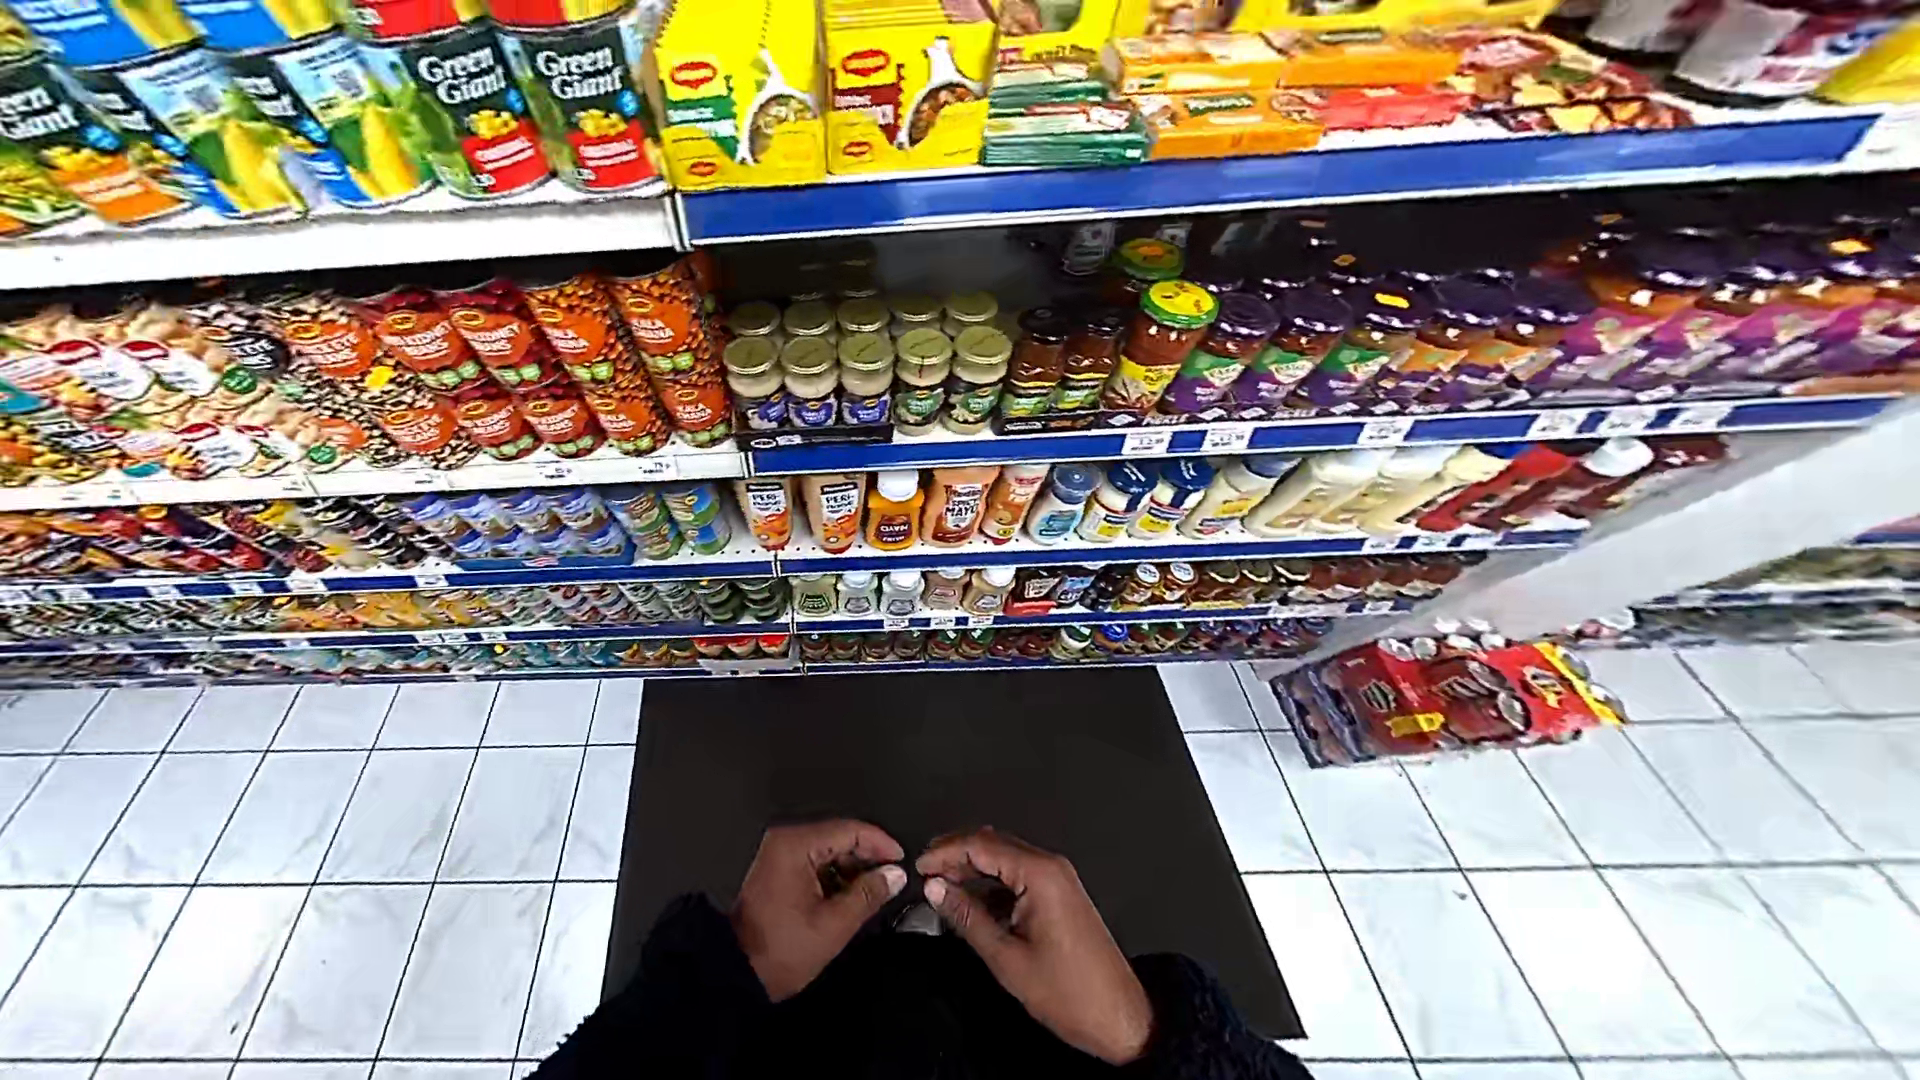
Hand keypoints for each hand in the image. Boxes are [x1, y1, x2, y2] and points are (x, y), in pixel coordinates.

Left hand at [731, 819, 906, 1001]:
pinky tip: (848, 894)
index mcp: (796, 845)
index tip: (899, 859)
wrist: (734, 974)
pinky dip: (835, 873)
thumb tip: (894, 875)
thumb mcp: (833, 925)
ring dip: (852, 866)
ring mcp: (779, 852)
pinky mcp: (778, 867)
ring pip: (829, 848)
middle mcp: (785, 840)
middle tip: (890, 876)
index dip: (881, 843)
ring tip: (872, 890)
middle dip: (868, 856)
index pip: (850, 830)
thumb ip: (869, 894)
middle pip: (839, 835)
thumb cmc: (778, 951)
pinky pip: (815, 859)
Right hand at [917, 828, 1152, 1064]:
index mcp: (1039, 873)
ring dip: (972, 866)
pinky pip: (1018, 873)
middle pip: (993, 842)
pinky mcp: (1058, 891)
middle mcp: (1050, 865)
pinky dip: (991, 880)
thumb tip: (936, 889)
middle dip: (956, 853)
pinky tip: (972, 899)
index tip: (920, 866)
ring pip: (1004, 856)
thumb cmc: (1068, 992)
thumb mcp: (1007, 958)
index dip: (945, 851)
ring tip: (942, 885)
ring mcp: (1056, 876)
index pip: (982, 844)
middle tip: (926, 872)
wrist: (1120, 1017)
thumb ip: (967, 917)